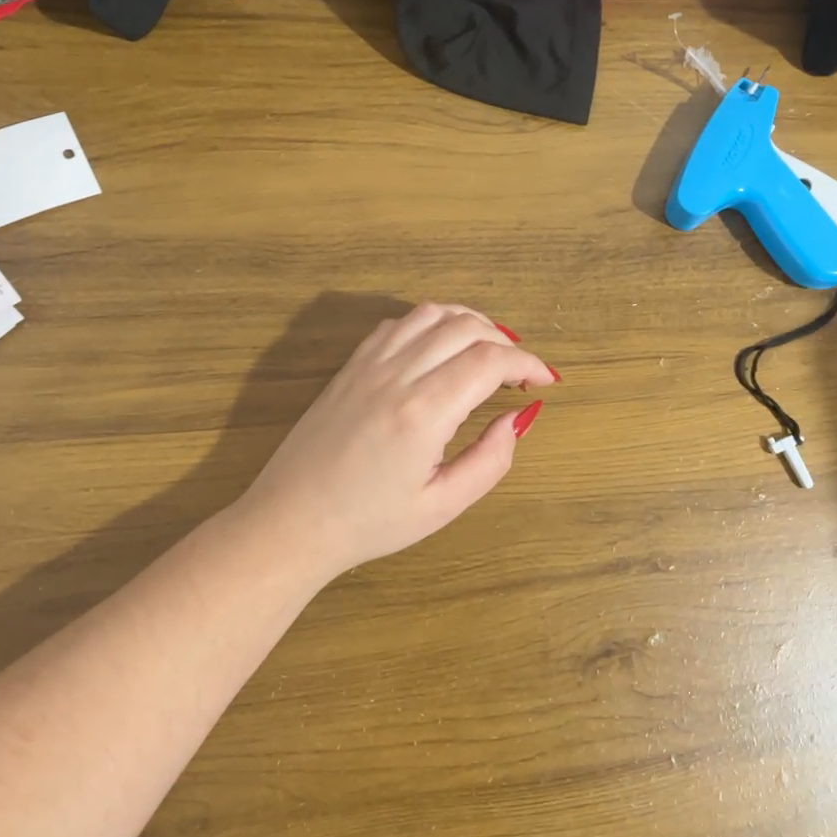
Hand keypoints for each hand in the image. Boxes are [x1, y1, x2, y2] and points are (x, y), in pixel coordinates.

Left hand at [230, 302, 558, 579]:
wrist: (291, 520)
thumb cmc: (368, 522)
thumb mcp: (441, 505)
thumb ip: (490, 460)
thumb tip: (520, 418)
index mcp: (422, 412)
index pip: (489, 360)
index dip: (527, 363)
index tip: (545, 379)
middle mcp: (396, 376)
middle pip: (466, 327)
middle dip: (506, 342)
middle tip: (520, 372)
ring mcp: (368, 365)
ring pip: (431, 313)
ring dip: (470, 322)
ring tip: (489, 350)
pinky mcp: (350, 366)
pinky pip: (398, 323)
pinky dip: (431, 322)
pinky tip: (441, 348)